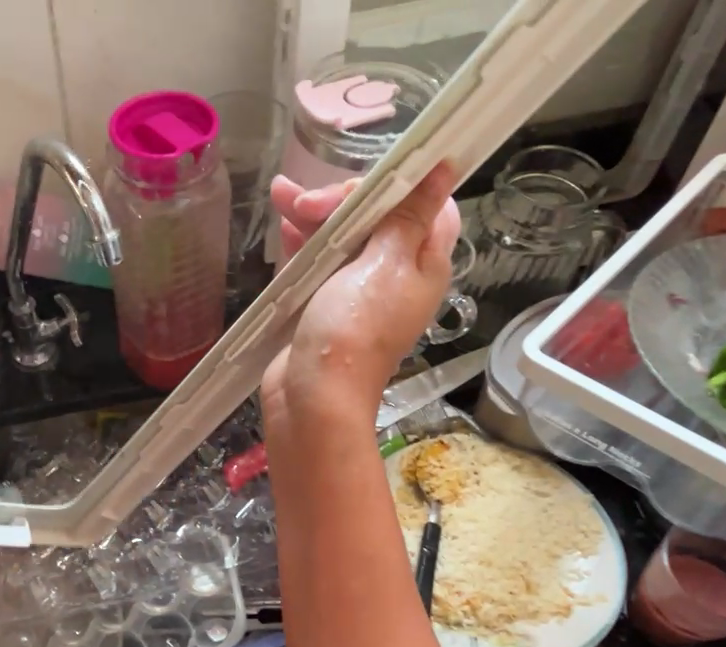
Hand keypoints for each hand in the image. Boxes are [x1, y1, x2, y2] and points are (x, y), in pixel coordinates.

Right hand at [260, 165, 461, 426]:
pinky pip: (315, 261)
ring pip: (339, 235)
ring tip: (280, 197)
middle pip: (374, 215)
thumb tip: (445, 168)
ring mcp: (354, 290)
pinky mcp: (321, 305)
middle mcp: (393, 273)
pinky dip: (301, 242)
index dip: (396, 181)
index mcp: (423, 263)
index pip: (423, 203)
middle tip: (306, 203)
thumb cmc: (354, 331)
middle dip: (340, 199)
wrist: (313, 398)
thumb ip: (409, 215)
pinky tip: (282, 225)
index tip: (364, 176)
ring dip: (312, 213)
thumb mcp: (386, 264)